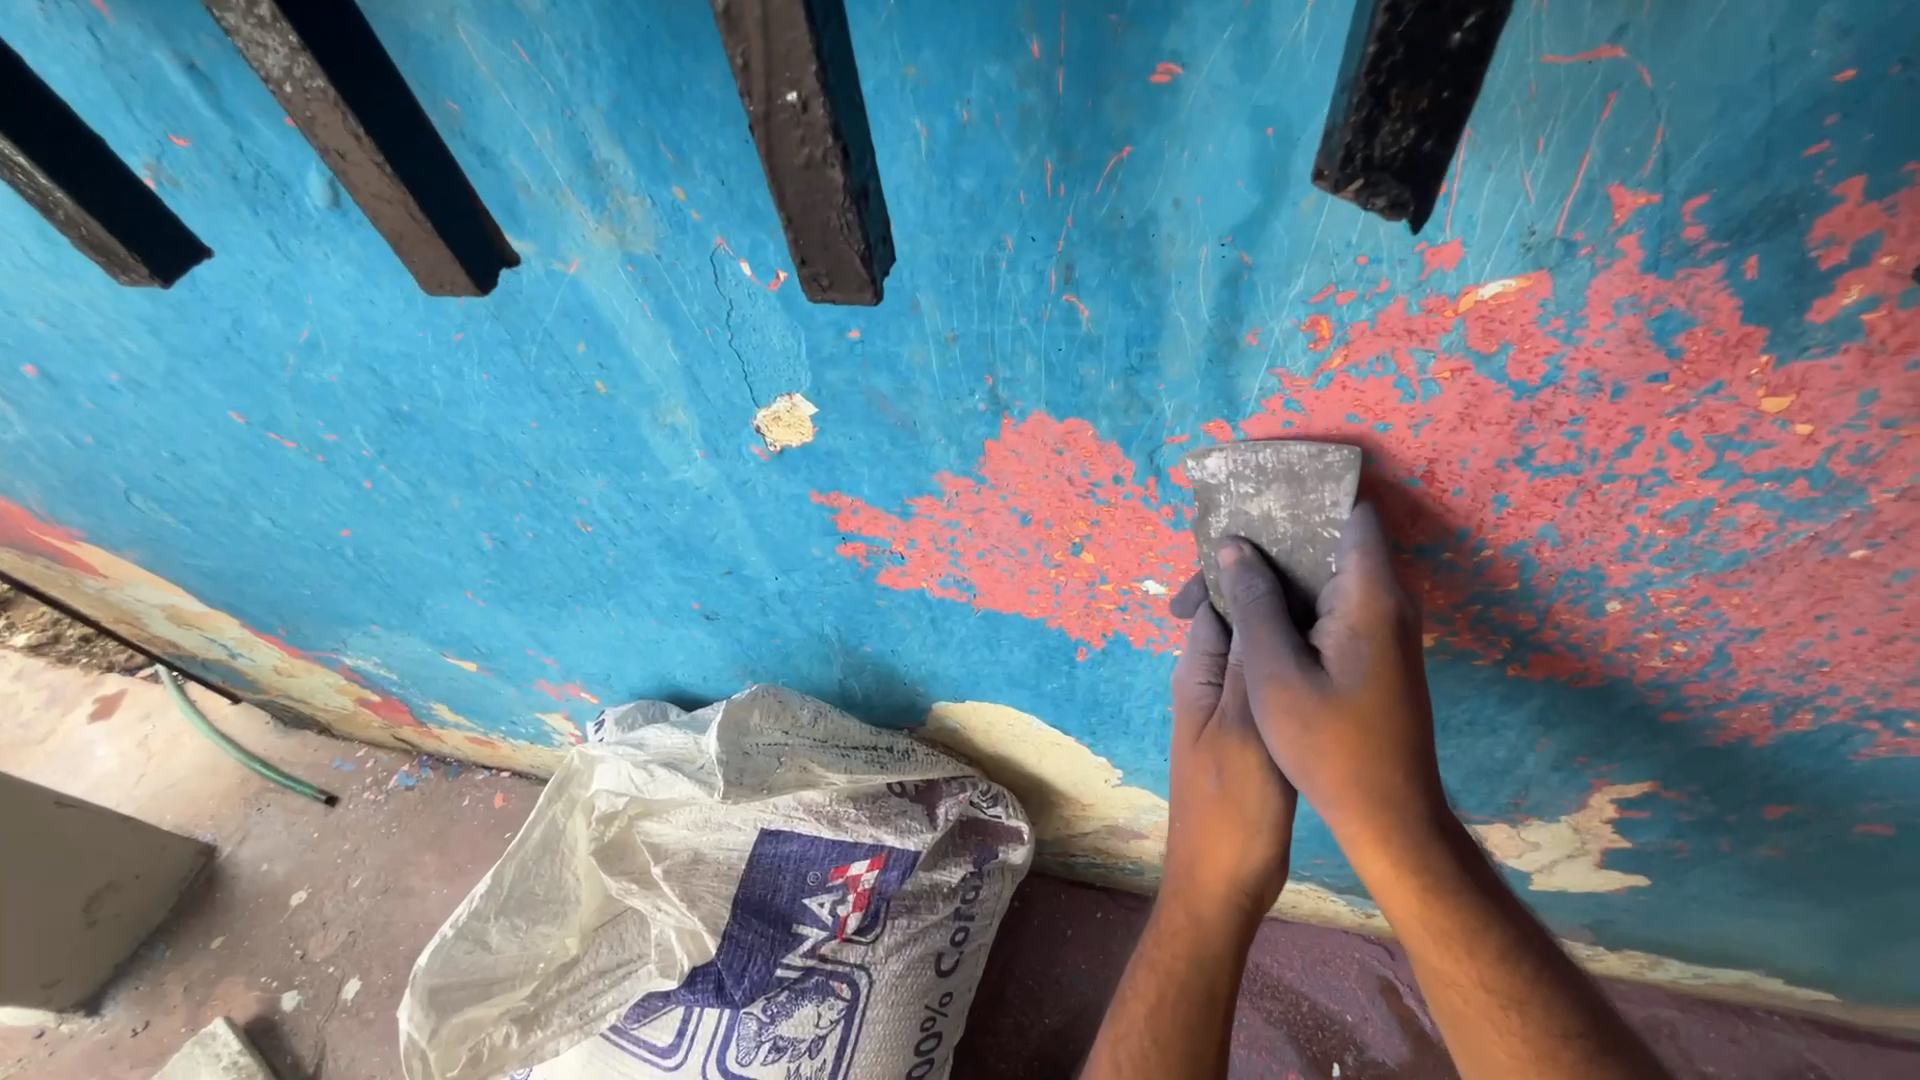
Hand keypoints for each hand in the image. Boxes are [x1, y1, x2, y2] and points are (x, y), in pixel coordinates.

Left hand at [1162, 573, 1298, 922]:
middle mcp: (1209, 677)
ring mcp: (1232, 703)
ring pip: (1259, 644)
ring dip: (1288, 620)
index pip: (1214, 597)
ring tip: (1341, 592)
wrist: (1225, 877)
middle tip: (1331, 563)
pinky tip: (1332, 649)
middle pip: (1238, 616)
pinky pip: (1272, 675)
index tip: (1287, 538)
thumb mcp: (1245, 725)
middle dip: (1272, 587)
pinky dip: (1295, 656)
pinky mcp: (1256, 725)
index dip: (1242, 565)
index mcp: (1198, 670)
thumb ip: (1246, 656)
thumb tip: (1241, 577)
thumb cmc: (1233, 804)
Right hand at [1212, 503, 1445, 852]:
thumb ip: (1253, 603)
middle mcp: (1384, 598)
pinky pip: (1324, 603)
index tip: (1249, 500)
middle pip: (1324, 542)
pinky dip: (1284, 602)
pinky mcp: (1370, 646)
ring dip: (1268, 577)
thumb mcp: (1275, 672)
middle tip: (1205, 567)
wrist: (1386, 811)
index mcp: (1369, 594)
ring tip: (1210, 593)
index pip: (1348, 512)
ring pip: (1319, 575)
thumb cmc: (1329, 744)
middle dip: (1263, 544)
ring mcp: (1380, 623)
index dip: (1301, 497)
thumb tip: (1231, 546)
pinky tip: (1242, 618)